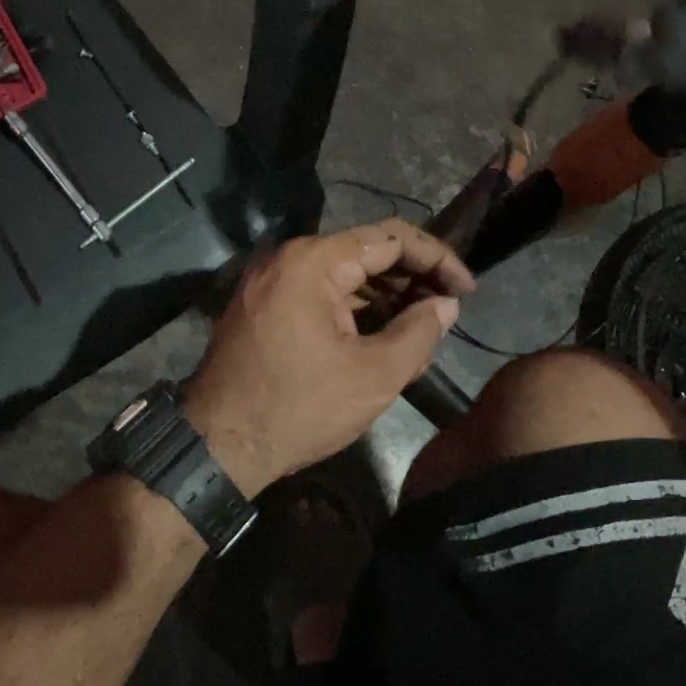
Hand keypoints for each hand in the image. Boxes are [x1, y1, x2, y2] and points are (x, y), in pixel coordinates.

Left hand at [180, 219, 475, 496]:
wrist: (218, 446)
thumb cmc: (299, 409)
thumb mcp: (373, 376)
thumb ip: (418, 333)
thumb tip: (445, 305)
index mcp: (311, 262)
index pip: (390, 238)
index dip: (436, 259)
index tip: (467, 289)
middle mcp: (286, 259)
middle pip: (363, 251)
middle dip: (411, 277)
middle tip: (448, 308)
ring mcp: (268, 282)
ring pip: (340, 274)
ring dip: (384, 294)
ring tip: (423, 324)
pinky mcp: (261, 306)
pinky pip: (316, 293)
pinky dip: (352, 307)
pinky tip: (382, 331)